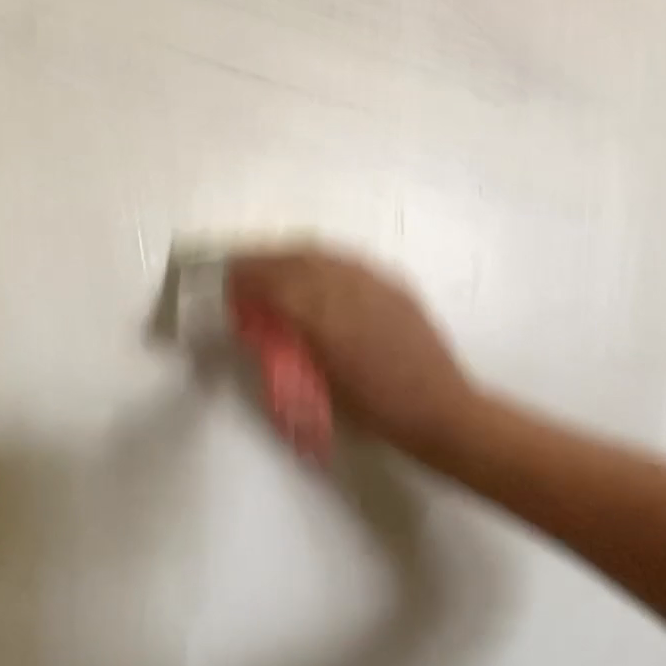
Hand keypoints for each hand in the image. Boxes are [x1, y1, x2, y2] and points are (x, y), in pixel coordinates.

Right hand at [229, 247, 474, 450]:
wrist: (437, 410)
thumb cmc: (374, 411)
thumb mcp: (319, 386)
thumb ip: (289, 350)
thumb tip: (261, 329)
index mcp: (323, 316)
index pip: (274, 280)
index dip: (246, 277)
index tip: (227, 282)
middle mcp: (348, 287)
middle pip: (296, 257)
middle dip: (264, 260)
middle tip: (244, 272)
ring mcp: (375, 282)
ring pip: (323, 254)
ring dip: (292, 257)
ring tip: (275, 271)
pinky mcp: (394, 286)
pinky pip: (348, 262)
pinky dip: (322, 264)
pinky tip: (317, 278)